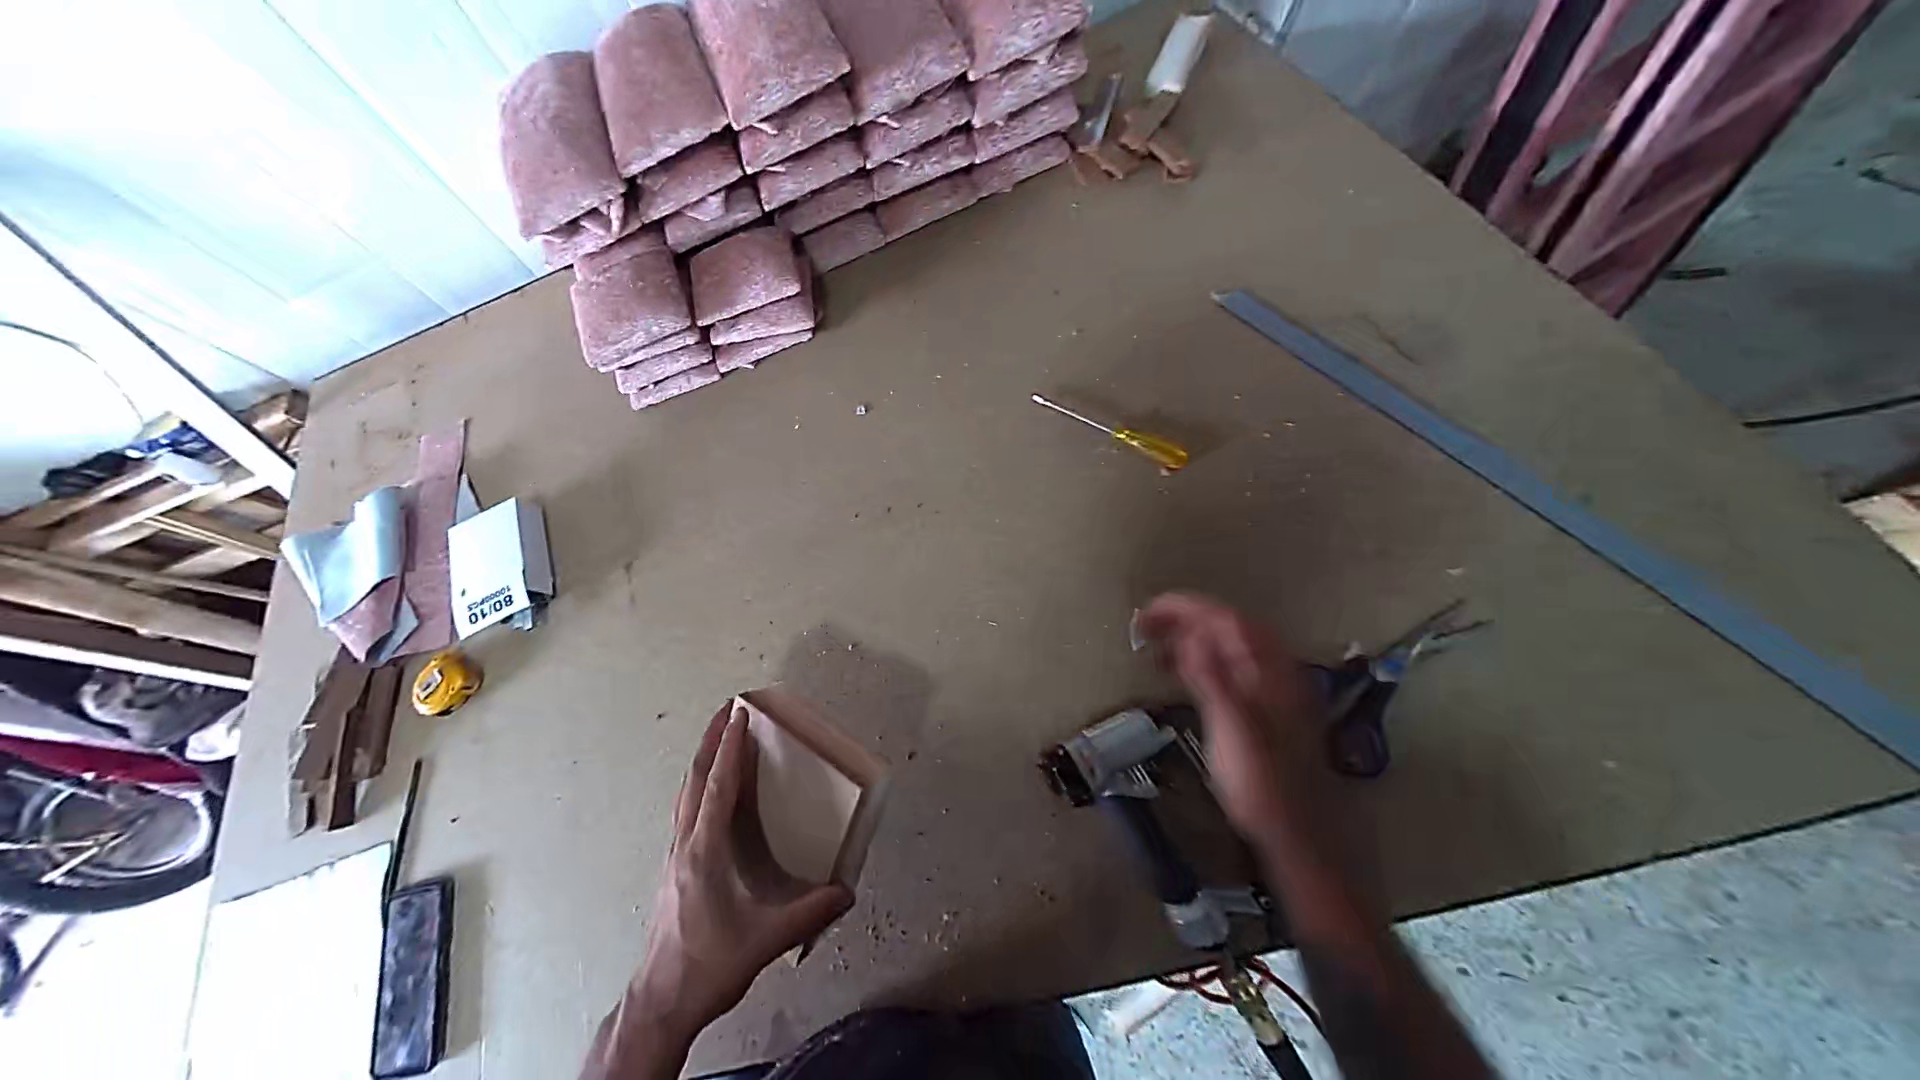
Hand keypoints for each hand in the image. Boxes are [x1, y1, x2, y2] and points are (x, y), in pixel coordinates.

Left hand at [629, 704, 853, 1044]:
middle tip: (726, 710)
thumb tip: (845, 892)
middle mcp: (685, 847)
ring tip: (718, 738)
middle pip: (694, 780)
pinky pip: (685, 812)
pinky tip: (709, 791)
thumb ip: (809, 913)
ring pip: (685, 794)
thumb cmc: (704, 969)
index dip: (730, 749)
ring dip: (702, 760)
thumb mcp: (764, 940)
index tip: (740, 716)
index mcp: (703, 854)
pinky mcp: (674, 869)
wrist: (659, 1003)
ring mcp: (675, 857)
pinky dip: (698, 786)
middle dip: (711, 741)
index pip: (717, 788)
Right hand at [1134, 592, 1325, 839]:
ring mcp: (1270, 692)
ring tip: (1155, 646)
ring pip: (1228, 647)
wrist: (1297, 836)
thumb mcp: (1233, 729)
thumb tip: (1189, 634)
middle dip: (1185, 618)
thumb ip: (1212, 678)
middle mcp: (1274, 674)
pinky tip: (1182, 673)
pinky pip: (1229, 668)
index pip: (1227, 619)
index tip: (1148, 612)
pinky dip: (1201, 660)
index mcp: (1270, 672)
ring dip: (1191, 638)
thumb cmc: (1263, 785)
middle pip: (1229, 627)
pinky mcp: (1262, 711)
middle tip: (1146, 625)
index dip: (1186, 607)